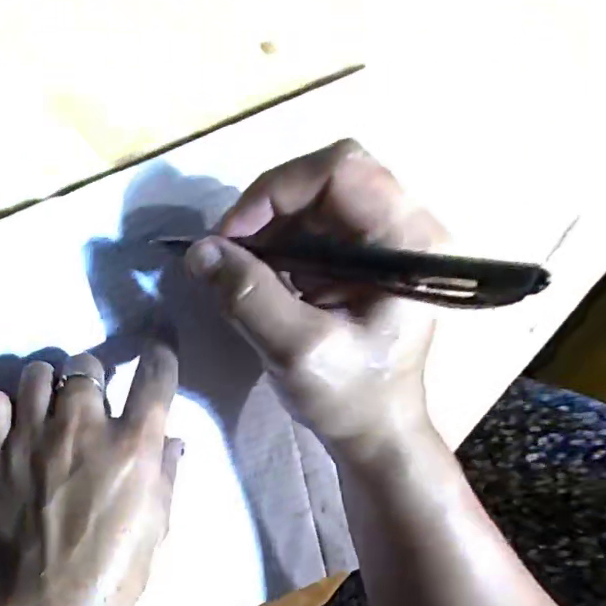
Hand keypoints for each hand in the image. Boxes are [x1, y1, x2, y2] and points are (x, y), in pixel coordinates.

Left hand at [0, 344, 182, 605]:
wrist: (49, 603)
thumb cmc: (115, 571)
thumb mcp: (158, 526)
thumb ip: (166, 475)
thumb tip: (171, 441)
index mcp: (134, 445)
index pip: (155, 375)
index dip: (161, 350)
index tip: (159, 344)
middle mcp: (84, 427)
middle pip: (88, 363)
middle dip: (95, 374)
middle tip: (93, 397)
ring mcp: (34, 437)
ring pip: (38, 372)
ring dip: (50, 383)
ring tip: (51, 406)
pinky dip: (3, 405)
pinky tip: (13, 423)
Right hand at [184, 139, 449, 462]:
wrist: (375, 435)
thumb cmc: (349, 400)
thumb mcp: (295, 351)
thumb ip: (248, 298)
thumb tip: (198, 251)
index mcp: (406, 242)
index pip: (341, 170)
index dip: (275, 191)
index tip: (231, 237)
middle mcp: (403, 229)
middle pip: (327, 180)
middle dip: (268, 210)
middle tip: (230, 252)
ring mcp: (383, 244)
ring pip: (316, 203)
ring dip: (269, 230)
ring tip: (239, 271)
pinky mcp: (362, 262)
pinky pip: (314, 231)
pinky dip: (278, 247)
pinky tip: (261, 280)